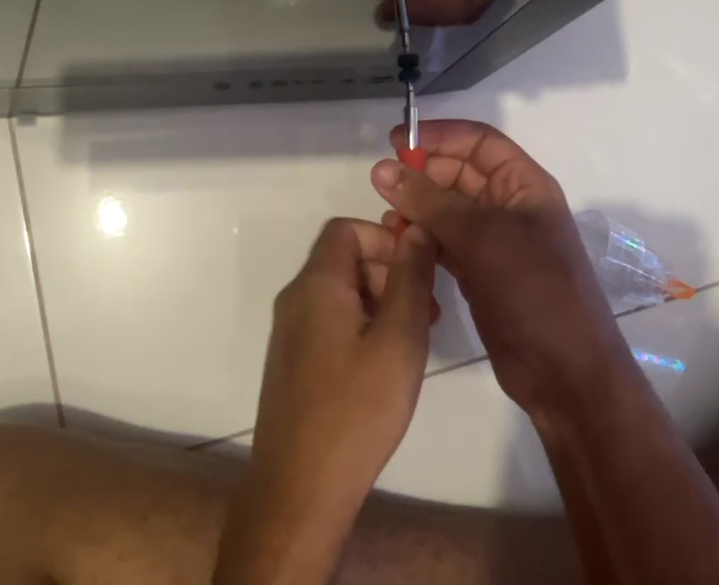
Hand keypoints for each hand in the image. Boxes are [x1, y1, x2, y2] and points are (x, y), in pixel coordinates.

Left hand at [214, 218, 438, 584]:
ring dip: (381, 300)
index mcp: (315, 285)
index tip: (420, 267)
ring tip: (416, 337)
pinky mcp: (293, 364)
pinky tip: (388, 363)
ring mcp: (290, 334)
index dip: (385, 237)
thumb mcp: (399, 339)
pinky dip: (363, 326)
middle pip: (343, 259)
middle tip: (428, 308)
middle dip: (390, 271)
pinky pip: (331, 323)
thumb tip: (416, 230)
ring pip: (340, 293)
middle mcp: (295, 300)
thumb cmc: (356, 410)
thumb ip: (410, 278)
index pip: (346, 229)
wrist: (299, 489)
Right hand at [370, 120, 628, 414]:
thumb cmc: (533, 291)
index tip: (394, 140)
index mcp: (525, 185)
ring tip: (386, 215)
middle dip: (422, 173)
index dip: (439, 136)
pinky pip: (444, 242)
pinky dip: (421, 238)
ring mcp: (495, 242)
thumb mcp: (481, 237)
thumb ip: (430, 201)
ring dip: (417, 207)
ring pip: (448, 209)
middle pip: (460, 173)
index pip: (479, 142)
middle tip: (381, 183)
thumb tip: (382, 167)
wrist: (566, 374)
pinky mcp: (480, 273)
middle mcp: (510, 207)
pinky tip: (396, 242)